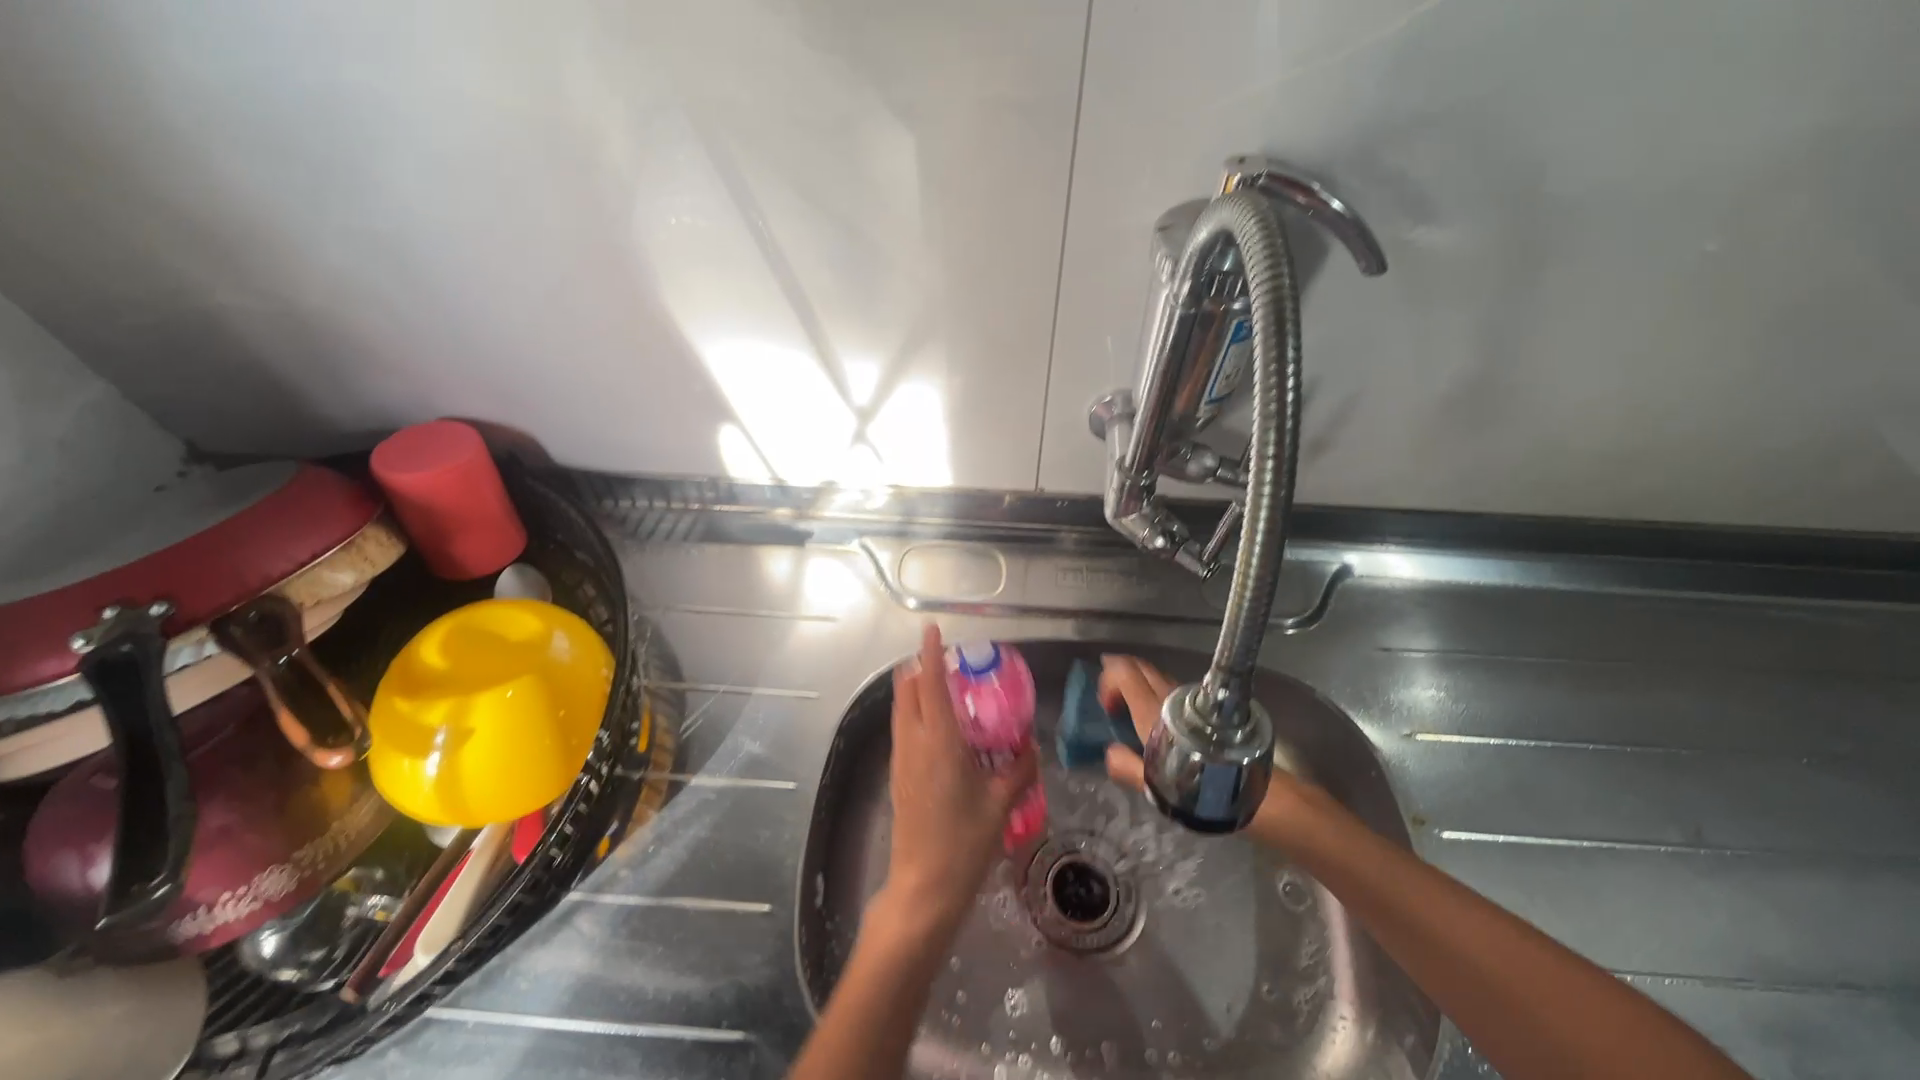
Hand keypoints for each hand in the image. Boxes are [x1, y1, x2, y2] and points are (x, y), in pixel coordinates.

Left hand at [879, 624, 1037, 936]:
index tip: (933, 631)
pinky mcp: (897, 777)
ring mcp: (900, 761)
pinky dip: (915, 714)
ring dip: (915, 691)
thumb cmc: (965, 843)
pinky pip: (903, 731)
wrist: (924, 886)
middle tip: (948, 664)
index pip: (928, 684)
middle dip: (920, 669)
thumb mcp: (1002, 805)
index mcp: (939, 742)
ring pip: (901, 711)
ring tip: (944, 690)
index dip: (930, 654)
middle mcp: (913, 744)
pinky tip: (939, 729)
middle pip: (906, 691)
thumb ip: (1019, 769)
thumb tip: (1030, 746)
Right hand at [1100, 653, 1315, 843]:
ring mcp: (1193, 704)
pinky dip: (1157, 697)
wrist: (1257, 796)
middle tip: (1110, 698)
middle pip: (1143, 669)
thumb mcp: (1153, 786)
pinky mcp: (1207, 713)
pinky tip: (1159, 724)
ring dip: (1140, 687)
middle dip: (1122, 675)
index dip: (1109, 678)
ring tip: (1130, 712)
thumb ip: (1127, 767)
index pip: (1127, 672)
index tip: (1105, 704)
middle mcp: (1173, 700)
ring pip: (1160, 680)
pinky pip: (1174, 694)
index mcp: (1155, 711)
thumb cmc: (1201, 790)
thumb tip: (1109, 753)